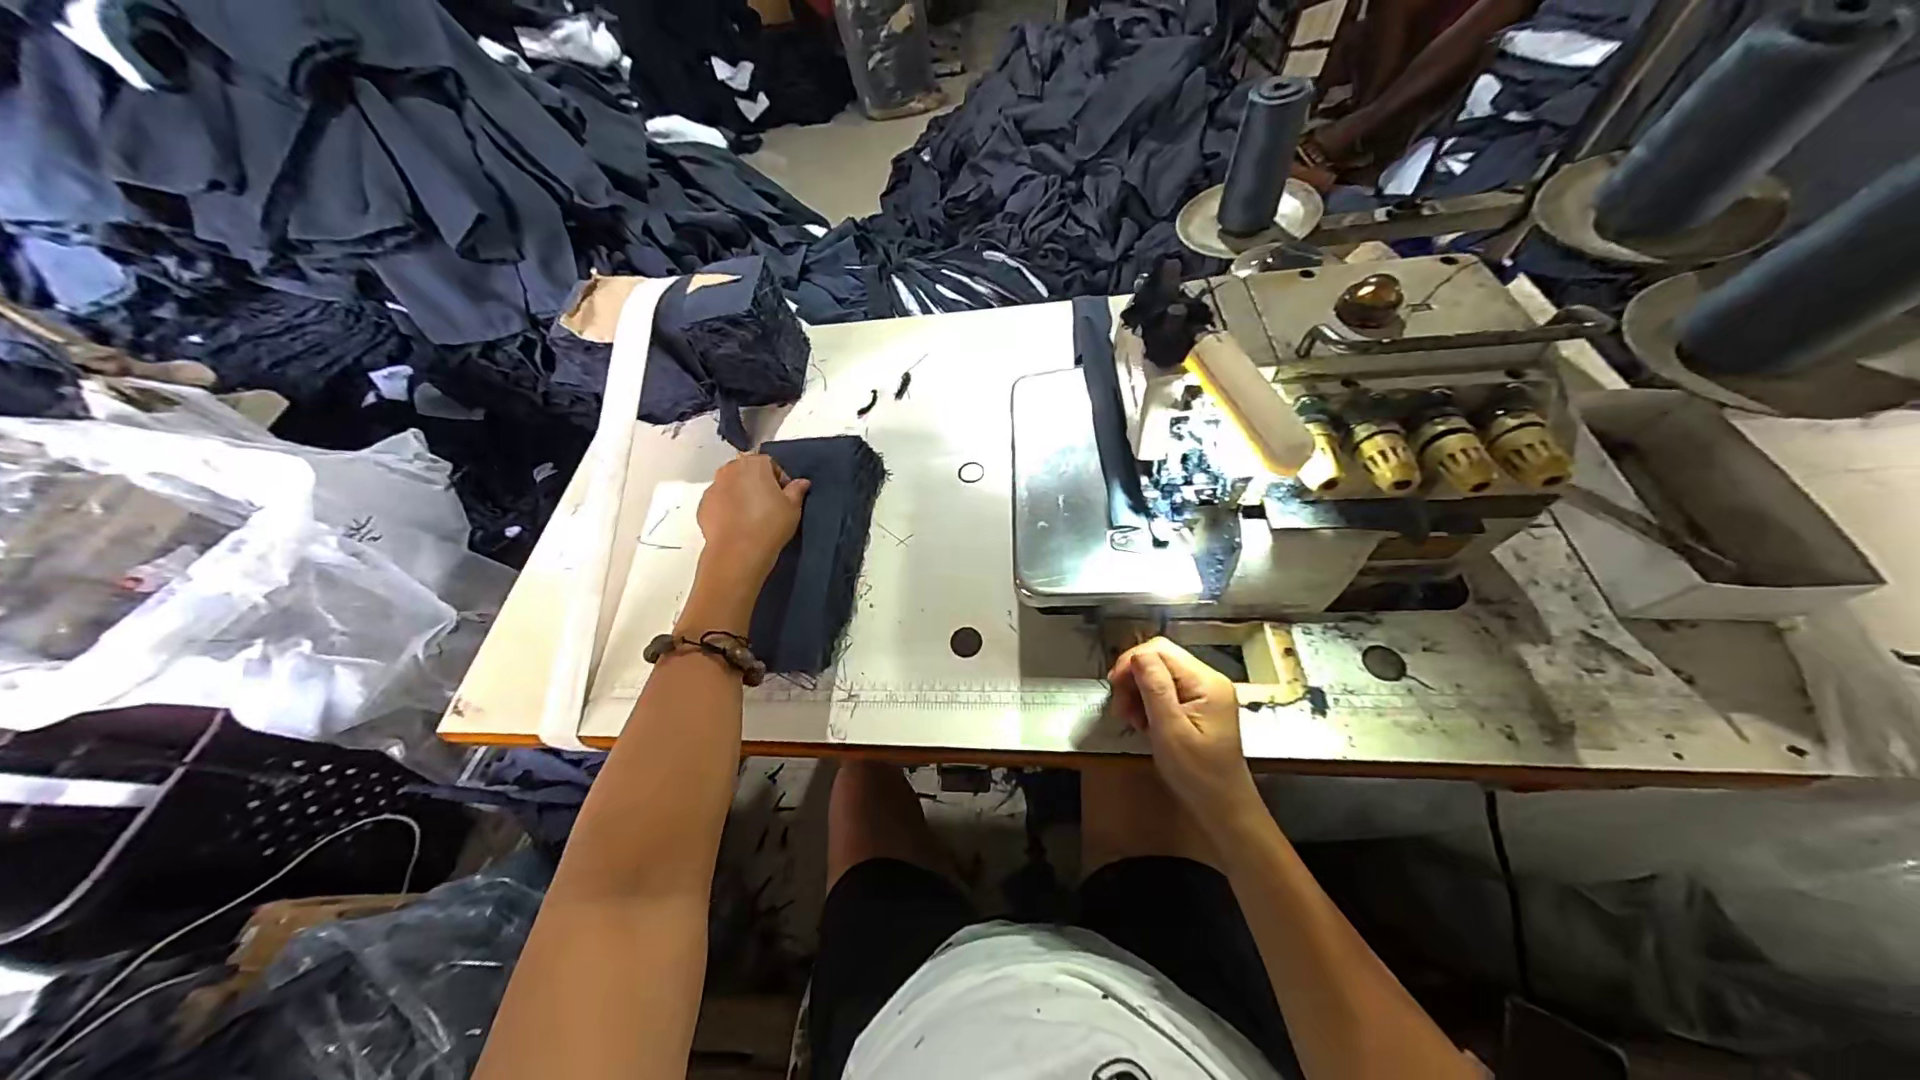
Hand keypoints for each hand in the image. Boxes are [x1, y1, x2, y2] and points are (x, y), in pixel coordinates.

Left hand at [696, 454, 809, 581]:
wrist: (738, 552)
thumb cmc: (769, 524)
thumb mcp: (792, 507)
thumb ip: (796, 490)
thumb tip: (801, 482)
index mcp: (754, 464)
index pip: (770, 463)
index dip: (779, 479)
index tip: (784, 496)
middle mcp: (730, 470)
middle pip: (747, 471)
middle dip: (757, 483)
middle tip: (768, 505)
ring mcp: (713, 487)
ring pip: (731, 486)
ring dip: (740, 494)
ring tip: (752, 517)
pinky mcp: (703, 506)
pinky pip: (720, 502)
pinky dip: (727, 508)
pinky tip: (738, 525)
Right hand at [1107, 638, 1261, 824]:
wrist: (1224, 808)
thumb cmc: (1198, 774)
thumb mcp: (1170, 731)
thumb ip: (1155, 688)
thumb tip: (1137, 655)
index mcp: (1206, 682)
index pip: (1159, 650)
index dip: (1131, 663)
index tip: (1114, 689)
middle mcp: (1208, 680)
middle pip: (1159, 659)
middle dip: (1133, 678)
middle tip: (1121, 708)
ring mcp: (1205, 693)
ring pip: (1159, 674)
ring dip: (1139, 692)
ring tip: (1132, 719)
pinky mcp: (1199, 706)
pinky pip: (1166, 690)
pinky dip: (1149, 702)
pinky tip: (1144, 722)